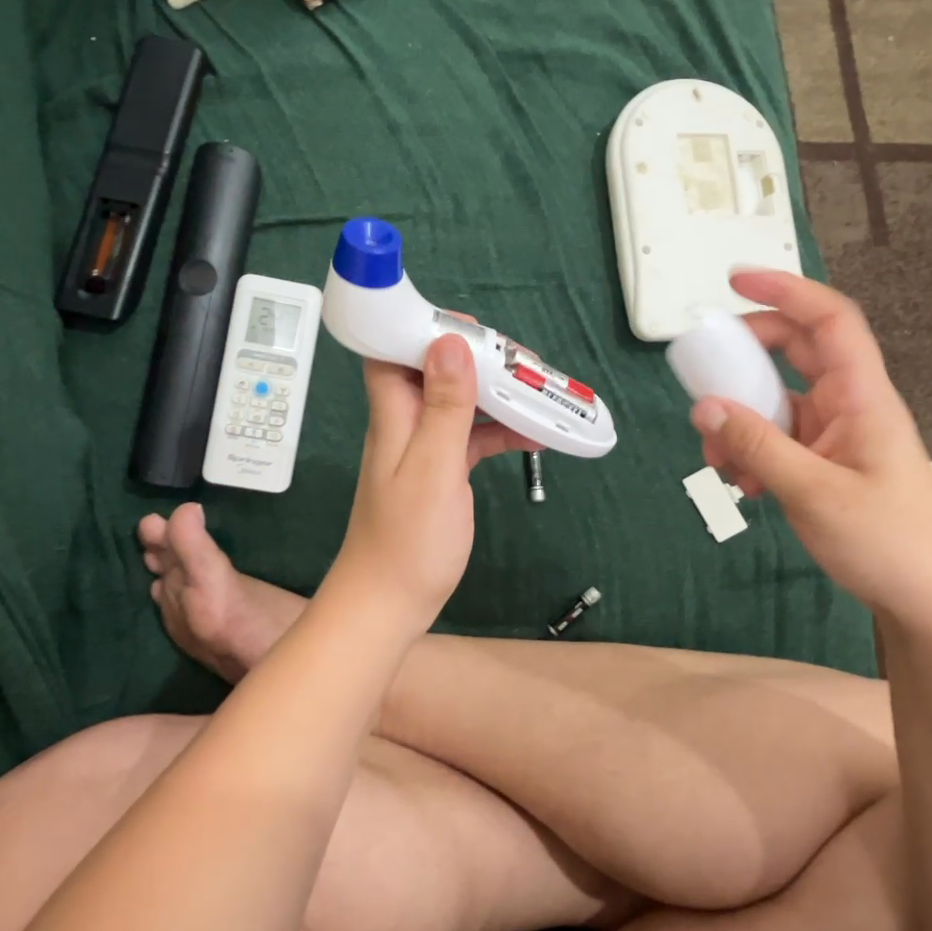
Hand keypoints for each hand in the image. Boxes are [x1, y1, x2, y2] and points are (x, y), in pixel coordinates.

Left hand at [326, 335, 535, 630]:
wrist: (390, 603)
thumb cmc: (409, 540)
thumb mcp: (433, 467)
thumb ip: (444, 406)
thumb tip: (449, 341)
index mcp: (395, 413)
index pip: (395, 349)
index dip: (425, 327)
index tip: (472, 327)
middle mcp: (406, 423)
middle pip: (437, 371)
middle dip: (478, 358)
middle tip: (523, 361)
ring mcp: (424, 448)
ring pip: (460, 403)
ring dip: (497, 394)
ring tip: (541, 391)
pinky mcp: (441, 472)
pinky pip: (472, 437)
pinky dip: (501, 432)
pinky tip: (536, 436)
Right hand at [692, 270, 931, 619]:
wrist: (931, 602)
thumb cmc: (888, 542)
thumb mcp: (813, 493)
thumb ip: (756, 446)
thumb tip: (703, 406)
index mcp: (862, 396)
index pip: (828, 321)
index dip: (785, 291)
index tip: (734, 281)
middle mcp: (848, 406)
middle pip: (793, 354)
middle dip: (744, 360)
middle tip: (703, 377)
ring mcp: (836, 436)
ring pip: (777, 403)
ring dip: (740, 421)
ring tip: (718, 460)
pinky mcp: (825, 465)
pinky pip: (778, 440)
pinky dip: (751, 453)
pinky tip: (742, 485)